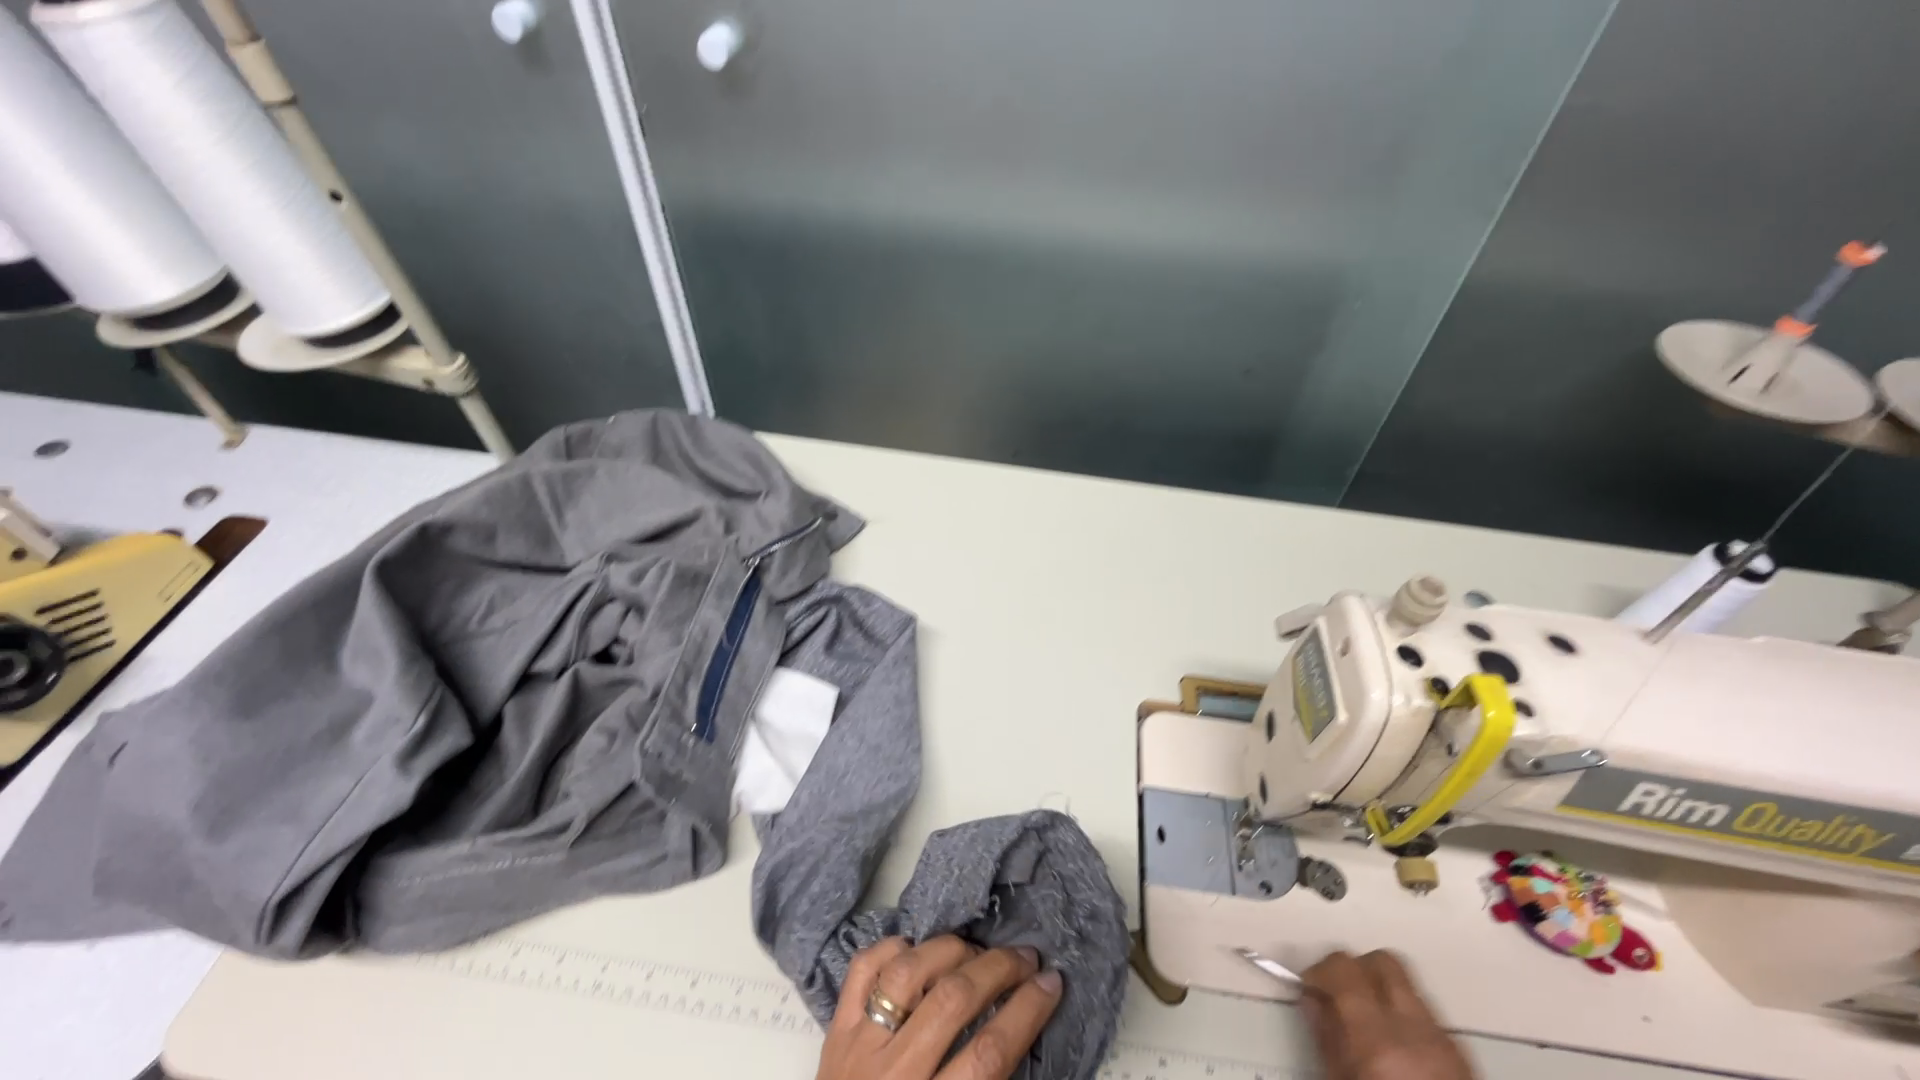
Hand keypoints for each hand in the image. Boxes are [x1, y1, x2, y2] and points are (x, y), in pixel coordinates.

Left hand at [815, 935, 1063, 1079]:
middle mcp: (895, 1072)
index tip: (1051, 982)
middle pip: (952, 1001)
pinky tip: (918, 949)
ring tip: (976, 950)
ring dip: (950, 951)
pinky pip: (863, 971)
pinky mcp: (836, 1028)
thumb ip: (984, 1078)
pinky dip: (893, 948)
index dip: (1027, 1010)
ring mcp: (859, 1045)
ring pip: (907, 974)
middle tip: (1026, 957)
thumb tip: (1022, 1021)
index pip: (989, 1053)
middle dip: (998, 969)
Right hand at [1299, 951, 1475, 1079]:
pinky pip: (1426, 1014)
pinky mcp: (1461, 1053)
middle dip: (1356, 970)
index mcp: (1376, 1038)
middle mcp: (1414, 1028)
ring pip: (1408, 985)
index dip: (1321, 969)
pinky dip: (1404, 1015)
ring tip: (1366, 1024)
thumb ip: (1325, 1038)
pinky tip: (1394, 1048)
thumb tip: (1312, 999)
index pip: (1344, 968)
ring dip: (1381, 991)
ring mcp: (1444, 1039)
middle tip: (1337, 996)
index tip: (1309, 988)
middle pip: (1383, 962)